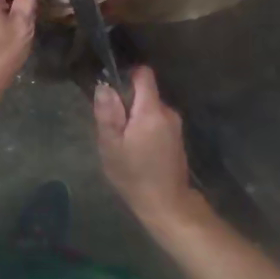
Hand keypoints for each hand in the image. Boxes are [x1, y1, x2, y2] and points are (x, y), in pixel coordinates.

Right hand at [94, 65, 213, 227]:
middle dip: (126, 101)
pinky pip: (156, 120)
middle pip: (145, 92)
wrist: (166, 204)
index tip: (111, 89)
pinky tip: (134, 147)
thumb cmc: (133, 174)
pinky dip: (143, 126)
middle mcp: (168, 112)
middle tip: (110, 125)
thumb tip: (104, 86)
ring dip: (134, 116)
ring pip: (149, 107)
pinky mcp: (176, 138)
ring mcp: (175, 126)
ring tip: (120, 139)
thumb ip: (107, 113)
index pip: (144, 75)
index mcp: (151, 111)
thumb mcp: (110, 144)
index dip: (126, 76)